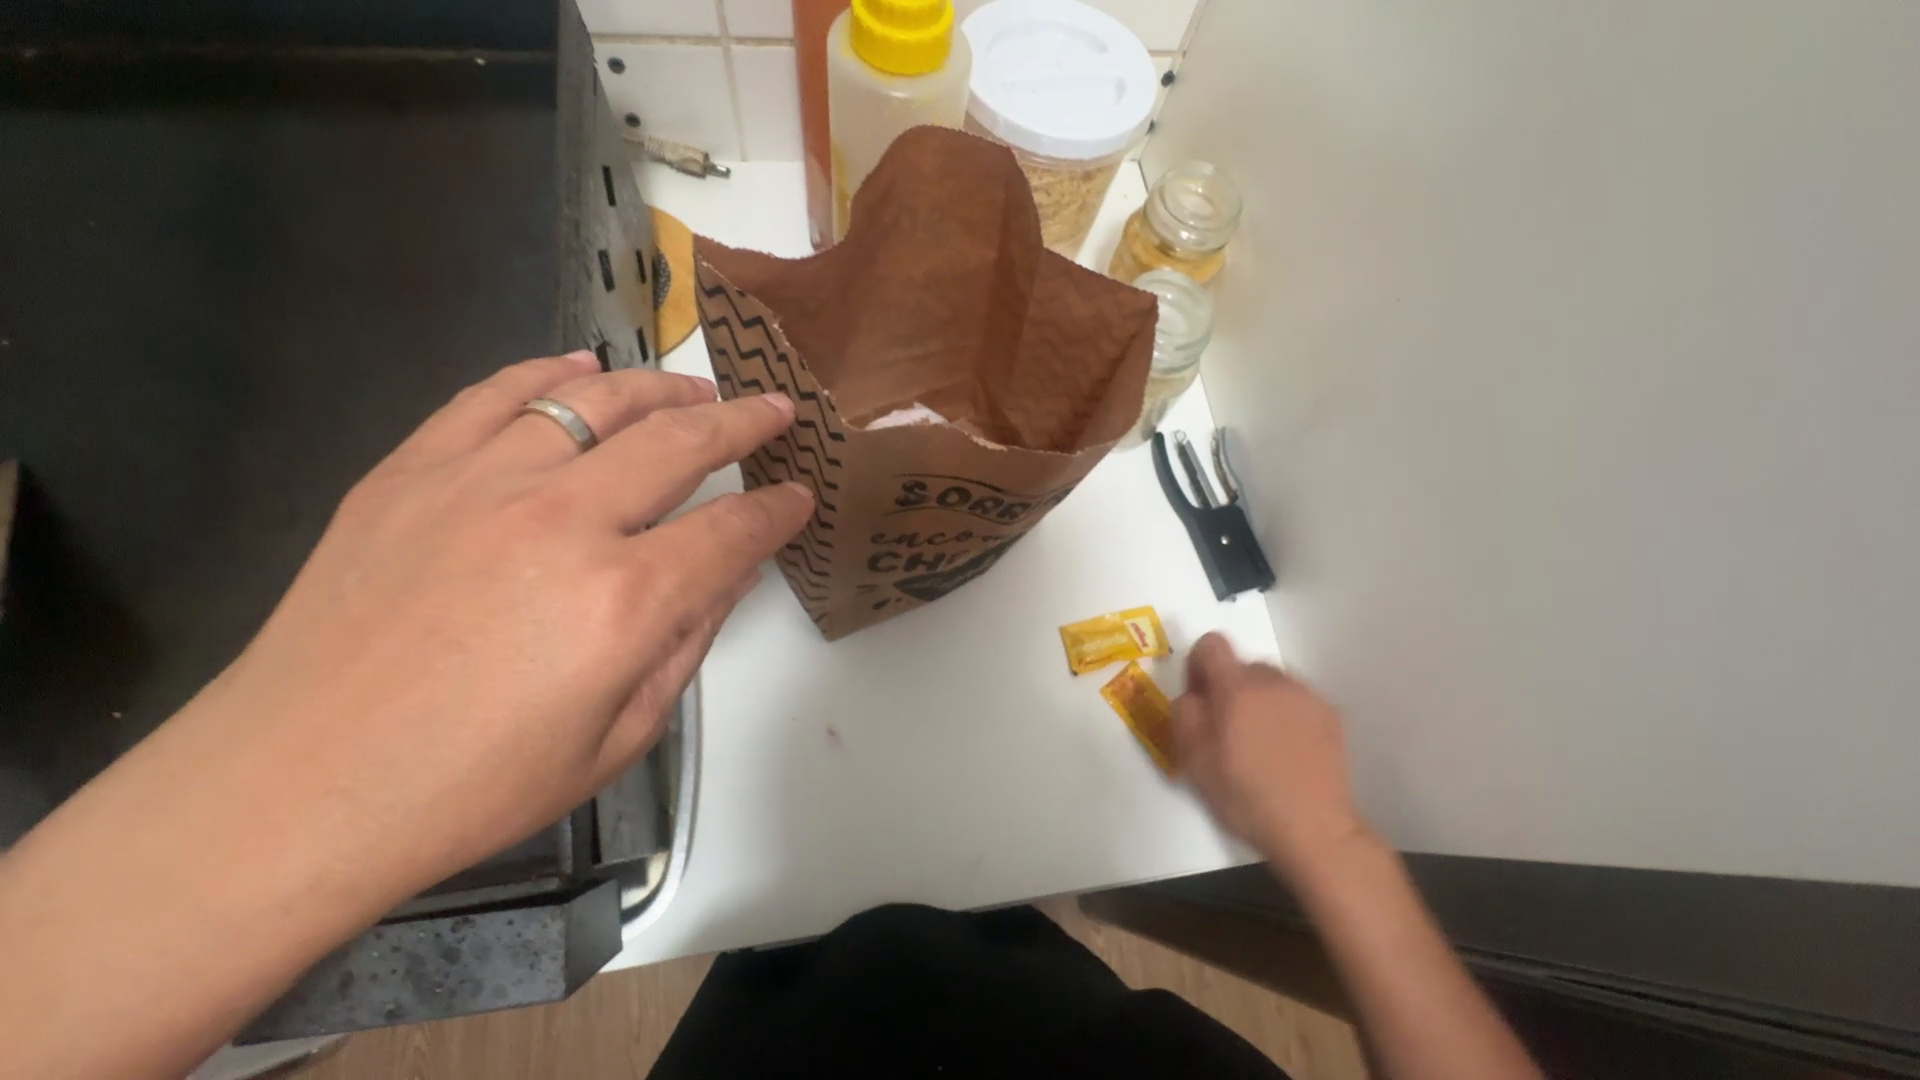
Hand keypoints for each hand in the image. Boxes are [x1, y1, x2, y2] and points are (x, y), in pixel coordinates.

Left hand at [186, 350, 811, 896]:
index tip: (798, 496)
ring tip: (694, 388)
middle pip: (679, 443)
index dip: (777, 510)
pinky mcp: (411, 473)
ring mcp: (480, 484)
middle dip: (742, 422)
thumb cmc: (475, 786)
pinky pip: (495, 396)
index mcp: (624, 600)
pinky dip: (549, 374)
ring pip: (596, 402)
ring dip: (661, 389)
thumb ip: (687, 640)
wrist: (297, 789)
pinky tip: (582, 369)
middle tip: (774, 410)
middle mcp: (563, 522)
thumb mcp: (619, 736)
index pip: (732, 530)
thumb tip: (731, 572)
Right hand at [1172, 633, 1370, 879]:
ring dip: (1260, 700)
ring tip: (1261, 742)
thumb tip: (1194, 694)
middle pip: (1242, 665)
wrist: (1313, 828)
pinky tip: (1287, 750)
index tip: (1200, 698)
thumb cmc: (1244, 794)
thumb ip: (1184, 711)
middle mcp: (1274, 681)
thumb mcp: (1192, 758)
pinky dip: (1287, 715)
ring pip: (1272, 682)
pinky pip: (1297, 700)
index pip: (1211, 644)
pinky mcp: (1331, 714)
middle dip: (1230, 688)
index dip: (1198, 665)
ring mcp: (1306, 696)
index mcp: (1236, 687)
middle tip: (1228, 729)